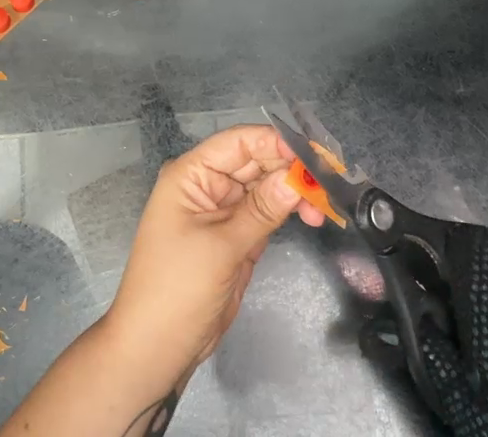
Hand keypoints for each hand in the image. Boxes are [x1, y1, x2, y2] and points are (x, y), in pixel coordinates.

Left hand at [102, 125, 327, 379]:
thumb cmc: (177, 288)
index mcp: (191, 175)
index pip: (238, 143)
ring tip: (324, 206)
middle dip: (291, 167)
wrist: (157, 346)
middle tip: (331, 181)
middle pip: (256, 162)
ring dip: (295, 191)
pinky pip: (266, 212)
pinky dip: (289, 211)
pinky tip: (312, 214)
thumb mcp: (222, 246)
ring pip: (265, 187)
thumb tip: (298, 176)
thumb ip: (262, 209)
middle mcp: (206, 185)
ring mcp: (222, 211)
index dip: (276, 142)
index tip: (314, 154)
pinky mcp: (236, 236)